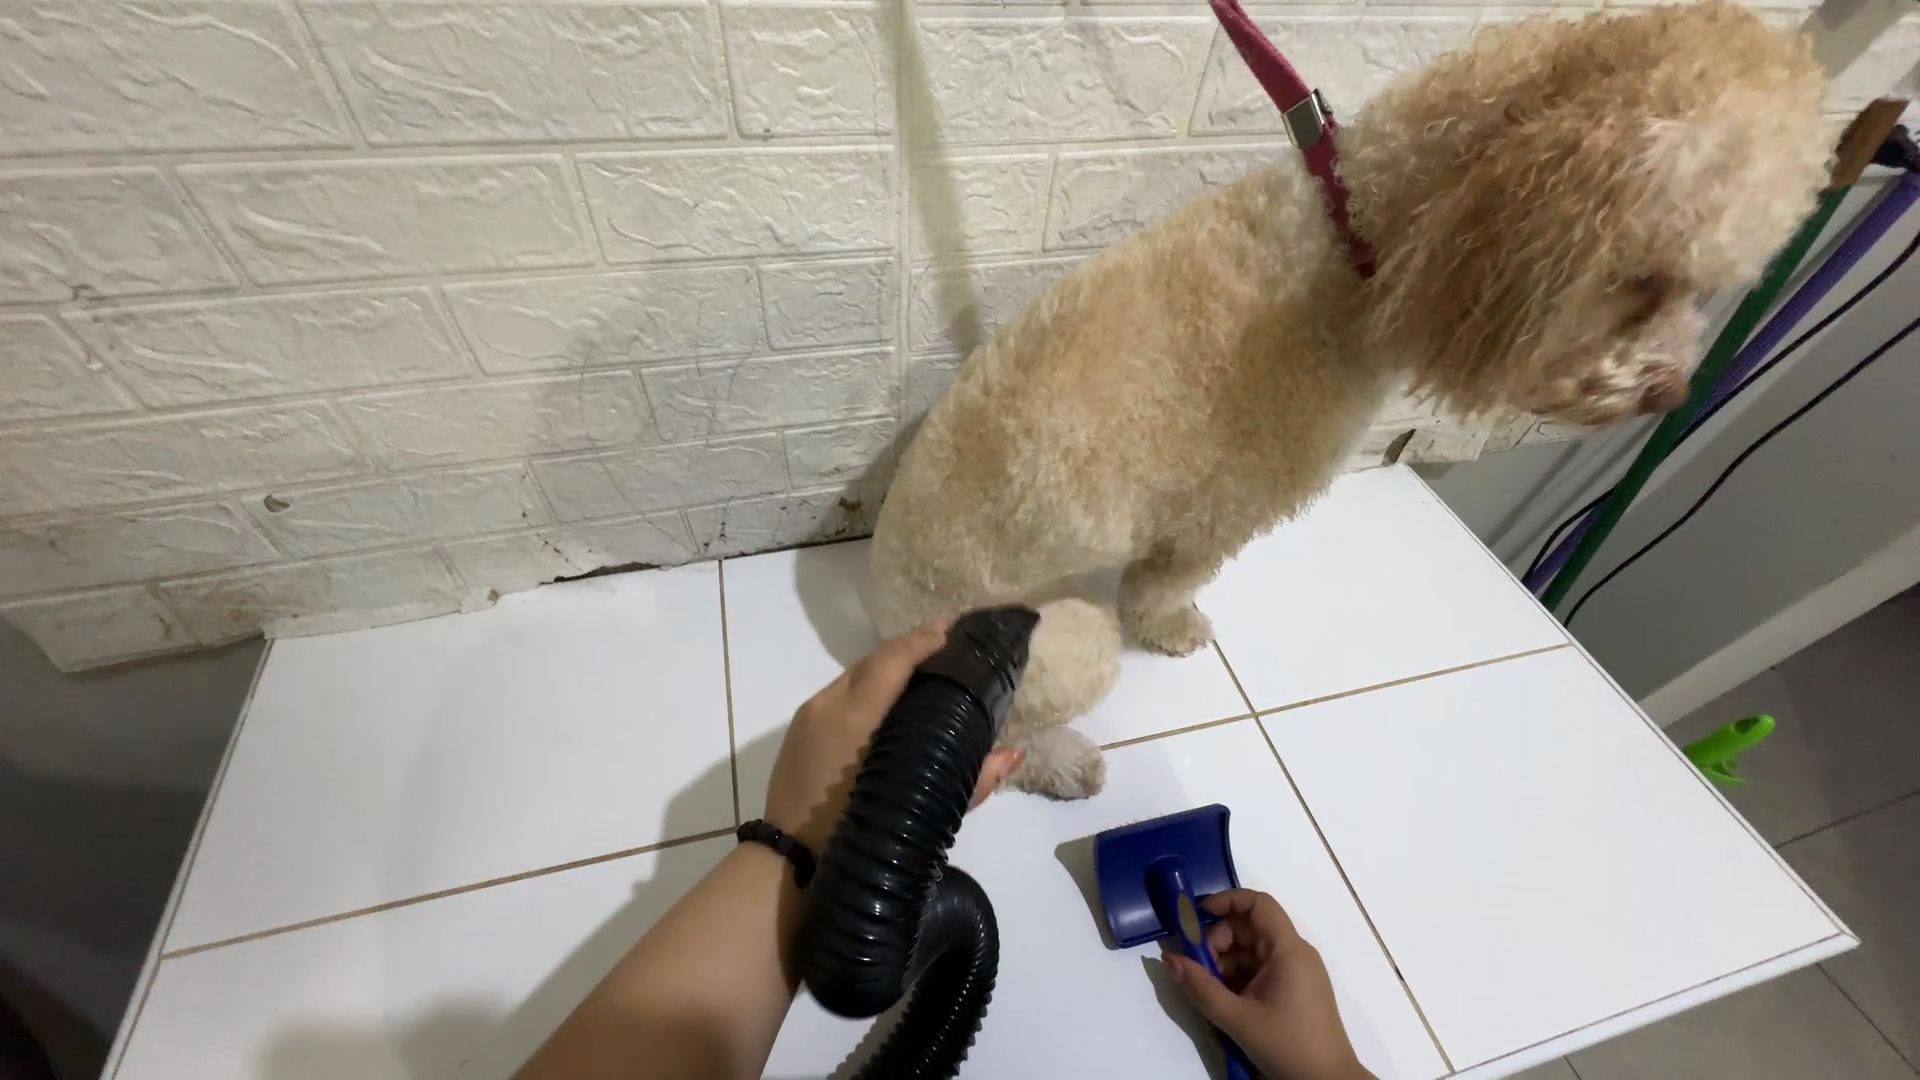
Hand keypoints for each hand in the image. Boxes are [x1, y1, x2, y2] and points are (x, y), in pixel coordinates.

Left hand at [763, 621, 1026, 852]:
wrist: (788, 864)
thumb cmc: (859, 835)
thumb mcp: (920, 810)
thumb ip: (970, 780)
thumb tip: (1013, 752)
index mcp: (857, 718)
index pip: (895, 660)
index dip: (926, 639)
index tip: (956, 629)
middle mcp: (830, 704)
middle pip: (875, 660)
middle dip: (911, 647)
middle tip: (947, 643)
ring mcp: (811, 714)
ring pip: (856, 674)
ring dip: (889, 666)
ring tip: (924, 665)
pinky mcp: (801, 726)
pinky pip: (841, 692)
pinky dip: (868, 685)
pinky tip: (889, 696)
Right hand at [1163, 890, 1373, 1079]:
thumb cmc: (1289, 1048)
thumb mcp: (1238, 1019)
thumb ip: (1200, 987)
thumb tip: (1168, 959)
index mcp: (1288, 950)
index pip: (1258, 903)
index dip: (1226, 900)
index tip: (1199, 916)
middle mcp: (1294, 953)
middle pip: (1249, 926)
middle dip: (1218, 940)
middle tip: (1200, 968)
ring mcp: (1295, 972)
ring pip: (1251, 949)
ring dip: (1225, 961)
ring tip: (1211, 989)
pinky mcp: (1293, 990)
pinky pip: (1259, 968)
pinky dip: (1238, 976)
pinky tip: (1226, 999)